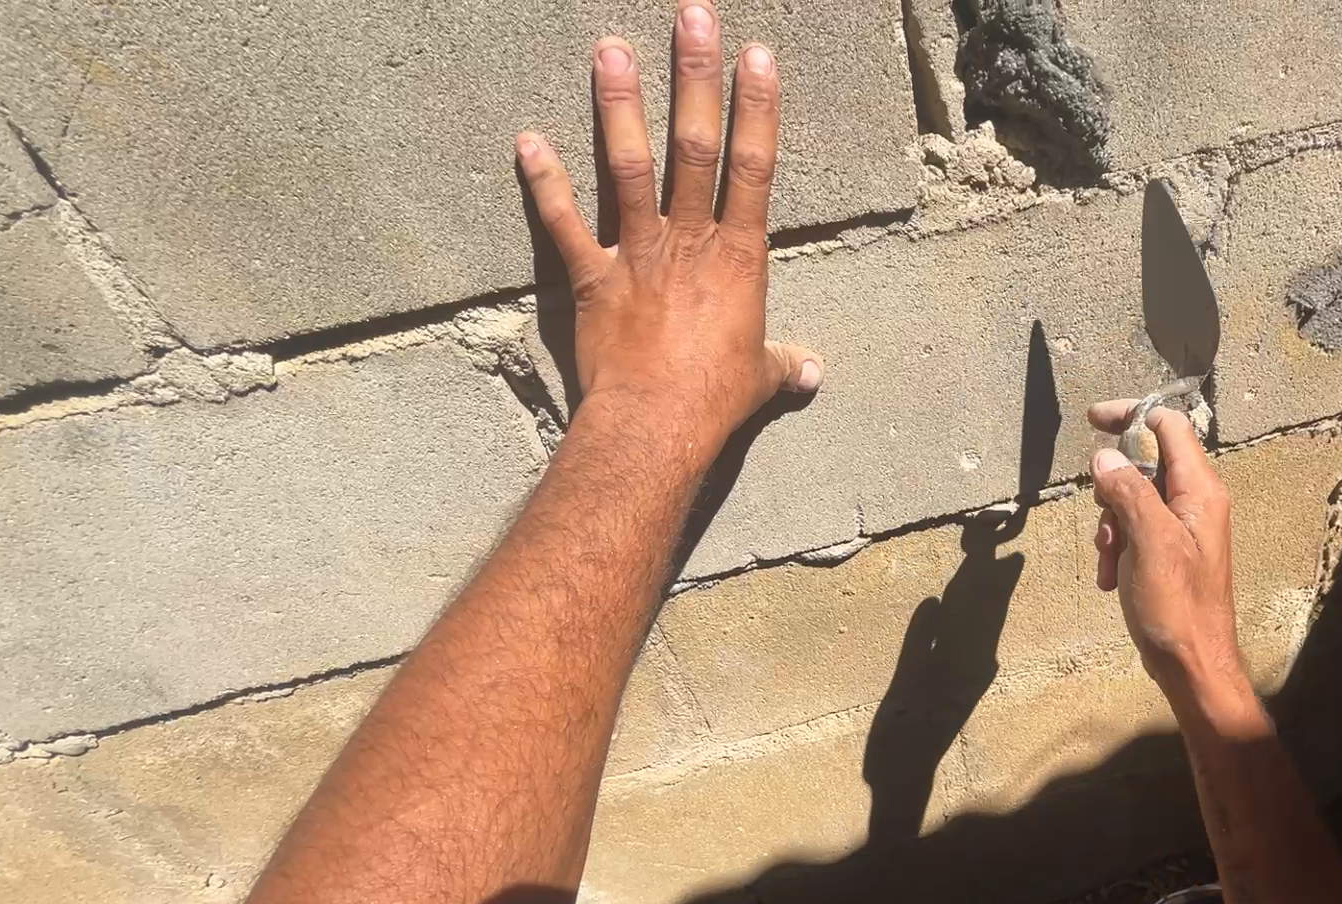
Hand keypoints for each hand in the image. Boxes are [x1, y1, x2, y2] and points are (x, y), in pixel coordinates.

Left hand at [516, 0, 821, 449]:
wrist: (658, 424)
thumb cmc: (718, 400)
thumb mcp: (762, 380)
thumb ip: (786, 366)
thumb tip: (815, 374)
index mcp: (738, 259)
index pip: (753, 170)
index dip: (757, 111)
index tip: (756, 56)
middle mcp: (689, 241)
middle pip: (694, 147)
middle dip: (694, 78)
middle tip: (691, 14)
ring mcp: (637, 253)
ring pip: (627, 166)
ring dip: (618, 105)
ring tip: (609, 47)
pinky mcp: (592, 276)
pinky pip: (564, 222)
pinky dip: (544, 182)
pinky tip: (527, 140)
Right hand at [1087, 401, 1250, 713]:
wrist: (1191, 662)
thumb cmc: (1177, 604)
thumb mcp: (1150, 542)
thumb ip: (1130, 492)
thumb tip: (1106, 456)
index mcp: (1199, 490)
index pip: (1168, 426)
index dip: (1132, 415)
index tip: (1093, 419)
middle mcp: (1192, 502)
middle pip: (1140, 466)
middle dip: (1110, 491)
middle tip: (1108, 527)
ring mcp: (1177, 528)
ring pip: (1128, 501)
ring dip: (1109, 528)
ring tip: (1112, 562)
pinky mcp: (1163, 552)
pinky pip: (1129, 532)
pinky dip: (1114, 550)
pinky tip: (1112, 579)